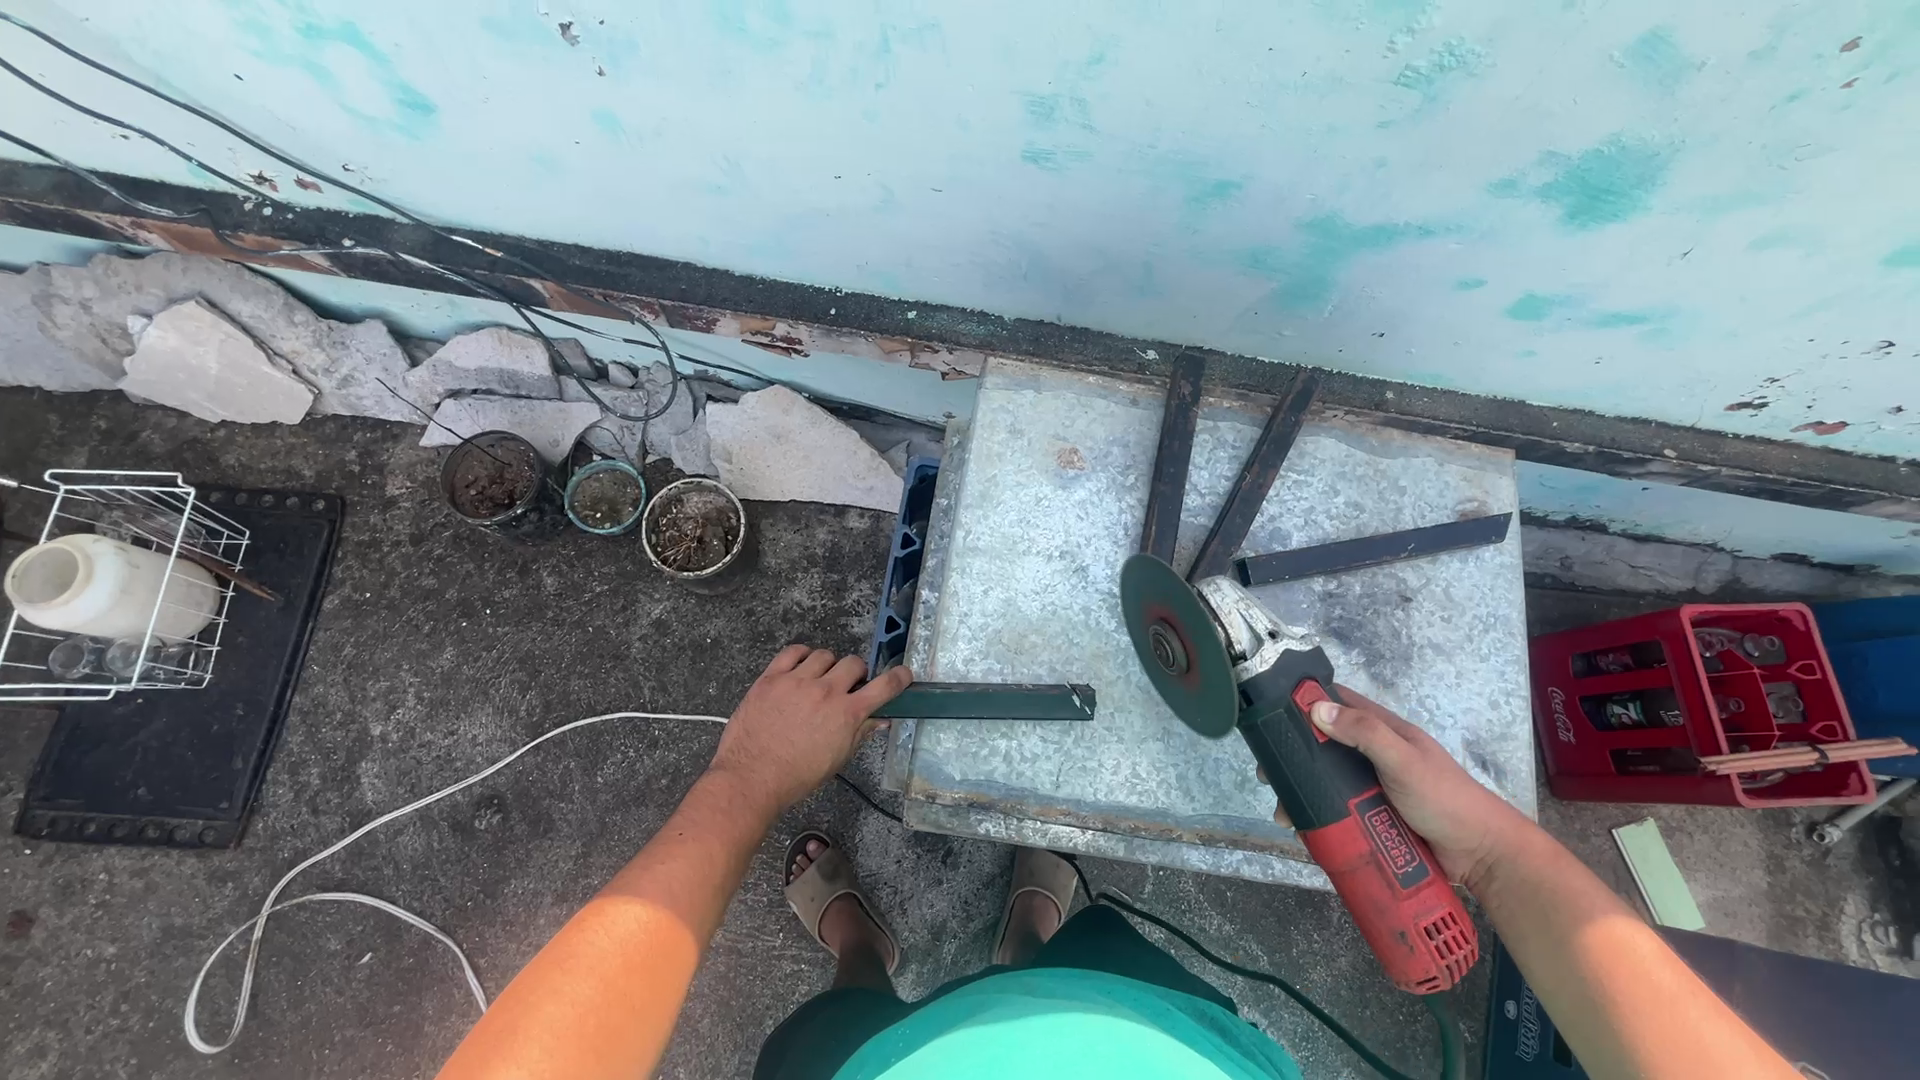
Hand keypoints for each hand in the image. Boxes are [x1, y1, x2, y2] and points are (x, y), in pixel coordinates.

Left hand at [706, 645, 912, 814]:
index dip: (899, 677)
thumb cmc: (797, 777)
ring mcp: (797, 681)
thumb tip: (879, 720)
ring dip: (827, 666)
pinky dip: (801, 656)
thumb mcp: (837, 759)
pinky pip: (793, 652)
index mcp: (847, 714)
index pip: (884, 686)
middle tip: (846, 687)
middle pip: (853, 663)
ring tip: (818, 681)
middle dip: (855, 674)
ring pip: (824, 655)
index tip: (902, 674)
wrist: (751, 778)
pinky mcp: (771, 678)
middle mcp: (825, 691)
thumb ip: (860, 733)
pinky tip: (800, 668)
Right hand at [1265, 685, 1531, 891]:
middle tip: (1267, 776)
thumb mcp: (1404, 760)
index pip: (1340, 703)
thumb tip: (1316, 709)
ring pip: (1326, 783)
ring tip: (1285, 815)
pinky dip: (1317, 817)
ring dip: (1302, 794)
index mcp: (1385, 732)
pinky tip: (1303, 829)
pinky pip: (1337, 811)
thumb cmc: (1445, 799)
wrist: (1481, 856)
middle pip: (1324, 747)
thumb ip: (1365, 733)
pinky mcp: (1373, 817)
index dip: (1307, 702)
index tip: (1271, 713)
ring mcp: (1373, 787)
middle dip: (1294, 759)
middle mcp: (1374, 755)